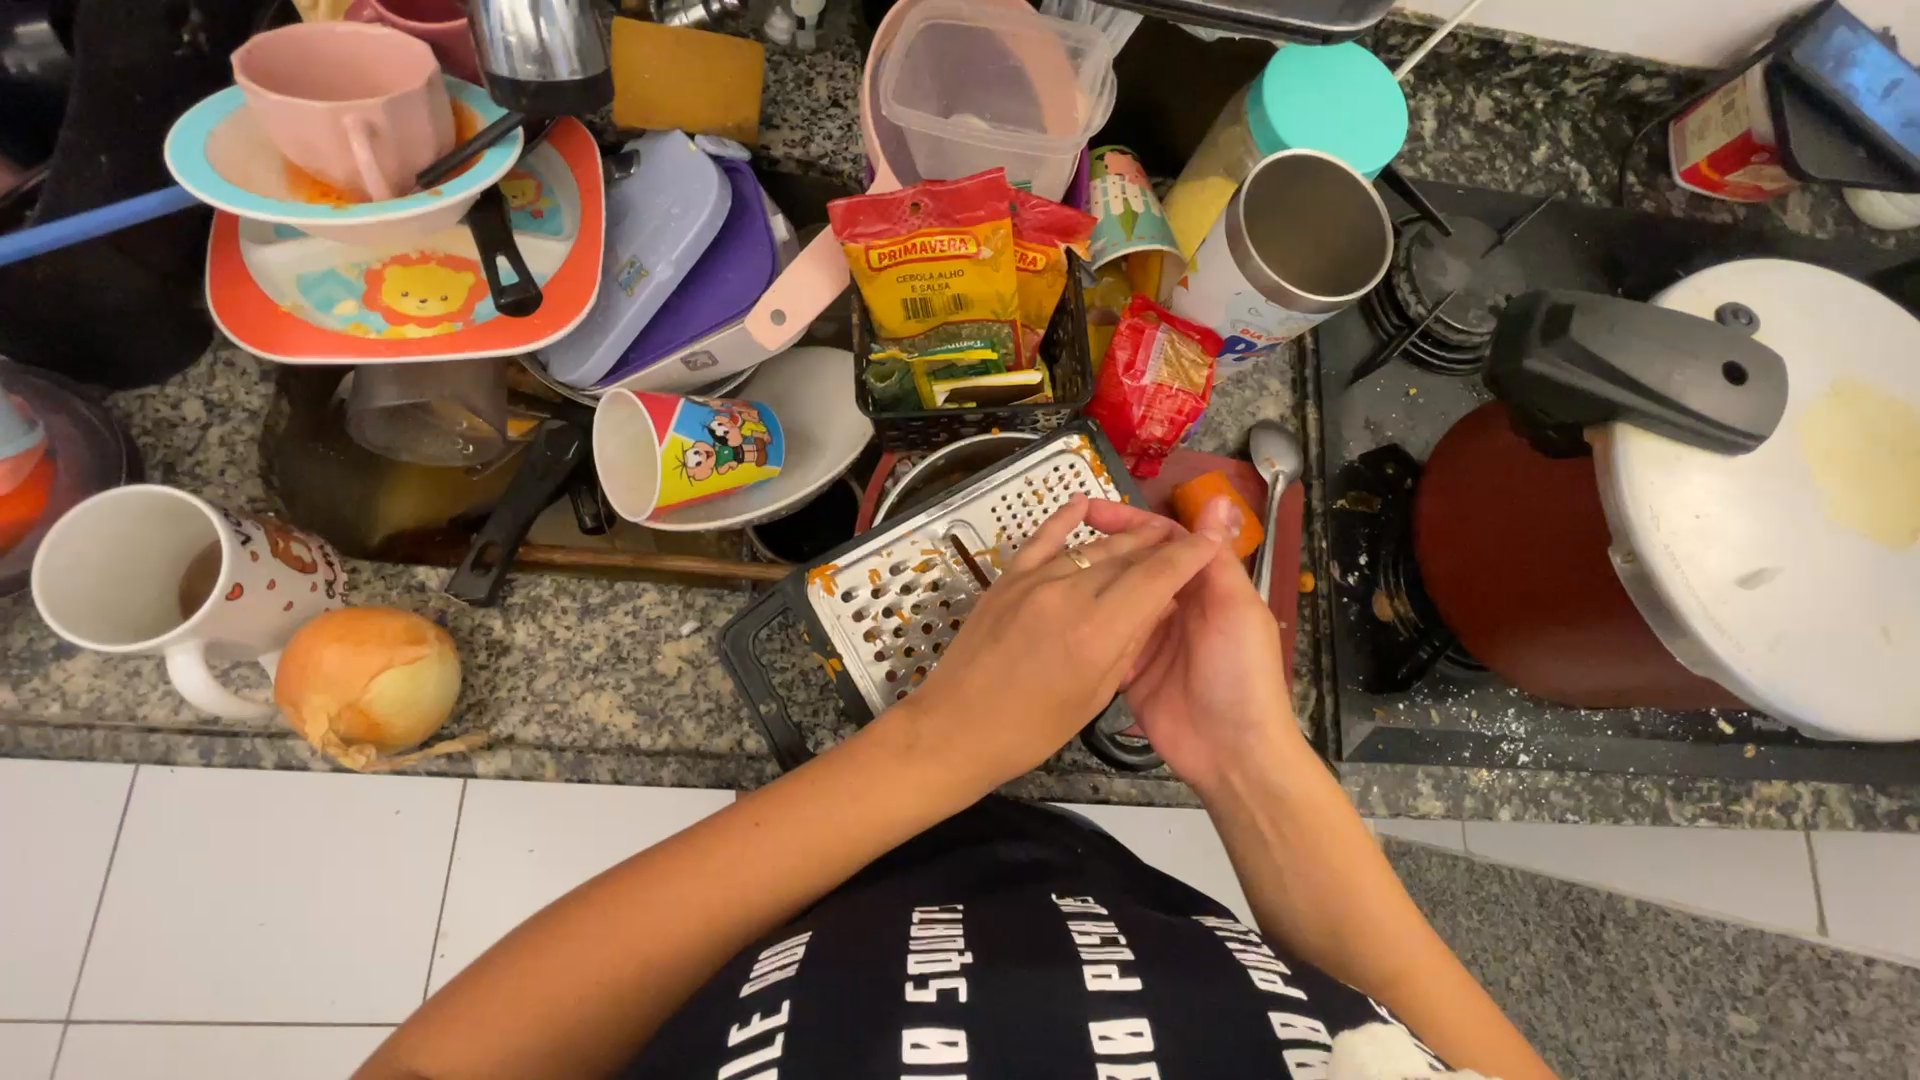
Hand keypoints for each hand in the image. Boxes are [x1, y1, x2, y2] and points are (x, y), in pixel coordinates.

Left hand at [884, 495, 1225, 791]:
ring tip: (1149, 532)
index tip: (1209, 542)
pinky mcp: (1007, 578)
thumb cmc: (1030, 729)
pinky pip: (1042, 539)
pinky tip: (1084, 502)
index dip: (1188, 556)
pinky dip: (1065, 518)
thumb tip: (1157, 604)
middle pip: (1126, 556)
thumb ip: (1128, 643)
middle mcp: (1069, 593)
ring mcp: (1034, 581)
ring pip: (1092, 547)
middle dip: (1159, 546)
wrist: (956, 727)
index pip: (1157, 577)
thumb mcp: (1094, 695)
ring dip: (1124, 538)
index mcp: (1098, 630)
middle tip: (1181, 541)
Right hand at [1086, 497, 1300, 792]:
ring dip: (1094, 586)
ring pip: (1118, 601)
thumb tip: (1219, 500)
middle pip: (1138, 568)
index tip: (1093, 512)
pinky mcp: (1132, 671)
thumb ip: (1217, 559)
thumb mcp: (1236, 609)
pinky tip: (1063, 615)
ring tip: (1056, 573)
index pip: (1166, 542)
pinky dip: (1091, 627)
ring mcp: (1152, 641)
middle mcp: (1178, 608)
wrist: (1232, 753)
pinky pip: (1108, 640)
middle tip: (1065, 542)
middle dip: (1107, 551)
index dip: (1133, 523)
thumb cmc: (1240, 675)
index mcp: (1206, 588)